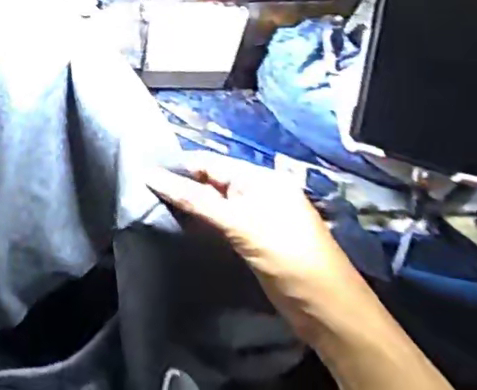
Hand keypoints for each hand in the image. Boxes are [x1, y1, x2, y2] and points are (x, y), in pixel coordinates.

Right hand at [148, 154, 361, 318]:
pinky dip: (205, 222)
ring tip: (158, 208)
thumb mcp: (239, 226)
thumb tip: (150, 175)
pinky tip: (185, 228)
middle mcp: (261, 191)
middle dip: (184, 186)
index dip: (179, 167)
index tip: (145, 175)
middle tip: (148, 194)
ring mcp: (261, 217)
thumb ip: (195, 200)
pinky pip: (224, 222)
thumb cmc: (287, 258)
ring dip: (193, 205)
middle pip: (213, 181)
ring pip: (217, 203)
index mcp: (261, 177)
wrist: (331, 313)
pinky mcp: (259, 240)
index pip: (210, 162)